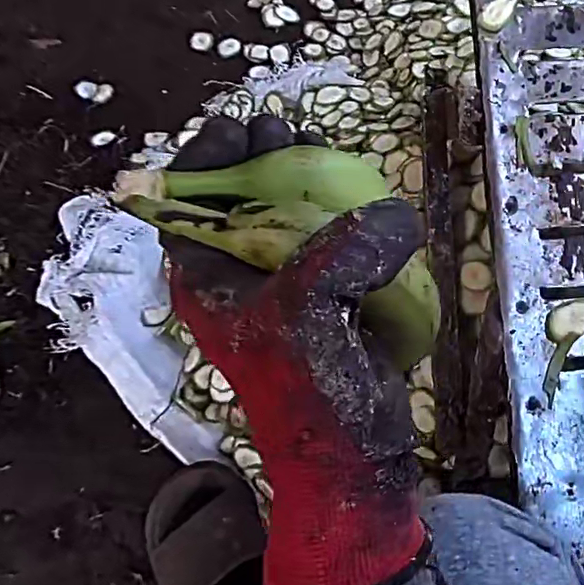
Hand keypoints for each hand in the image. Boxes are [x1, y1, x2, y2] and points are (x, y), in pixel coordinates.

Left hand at [163, 116, 428, 584]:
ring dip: (301, 183)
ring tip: (320, 151)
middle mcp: (240, 283)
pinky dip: (340, 216)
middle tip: (280, 127)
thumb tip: (395, 212)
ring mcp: (285, 291)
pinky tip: (363, 200)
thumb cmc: (310, 395)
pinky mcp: (328, 300)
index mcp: (211, 284)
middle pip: (237, 204)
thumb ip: (342, 254)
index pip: (188, 207)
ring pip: (284, 219)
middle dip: (256, 162)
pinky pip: (328, 243)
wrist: (352, 460)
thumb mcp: (308, 317)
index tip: (237, 125)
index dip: (205, 160)